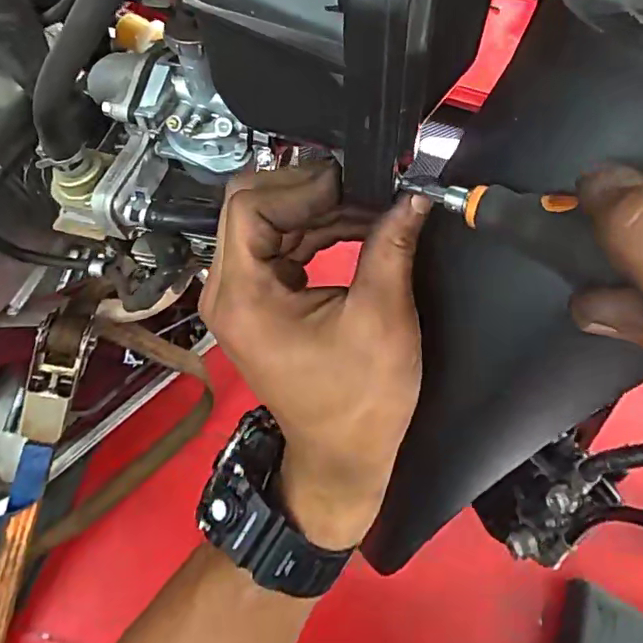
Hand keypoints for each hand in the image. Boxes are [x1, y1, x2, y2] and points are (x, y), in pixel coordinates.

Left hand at [199, 162, 431, 549]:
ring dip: (321, 207)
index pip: (248, 207)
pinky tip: (360, 223)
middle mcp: (230, 287)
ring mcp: (243, 290)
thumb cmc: (359, 403)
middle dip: (309, 190)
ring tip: (373, 205)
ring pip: (270, 217)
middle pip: (252, 205)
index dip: (300, 186)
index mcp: (242, 295)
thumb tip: (413, 196)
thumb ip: (391, 248)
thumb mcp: (381, 320)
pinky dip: (320, 227)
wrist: (343, 457)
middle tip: (362, 186)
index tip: (351, 185)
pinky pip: (283, 240)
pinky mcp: (262, 293)